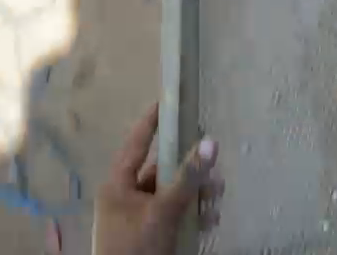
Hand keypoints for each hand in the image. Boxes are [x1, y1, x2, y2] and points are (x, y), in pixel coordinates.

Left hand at [93, 105, 217, 254]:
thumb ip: (188, 177)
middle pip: (162, 168)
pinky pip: (174, 213)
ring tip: (218, 196)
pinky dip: (192, 213)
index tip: (171, 97)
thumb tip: (211, 140)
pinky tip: (210, 220)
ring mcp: (136, 217)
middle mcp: (125, 196)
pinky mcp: (148, 235)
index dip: (154, 119)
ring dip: (197, 192)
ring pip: (172, 192)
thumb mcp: (164, 212)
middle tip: (214, 161)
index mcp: (118, 185)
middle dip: (191, 167)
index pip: (138, 141)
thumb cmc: (136, 250)